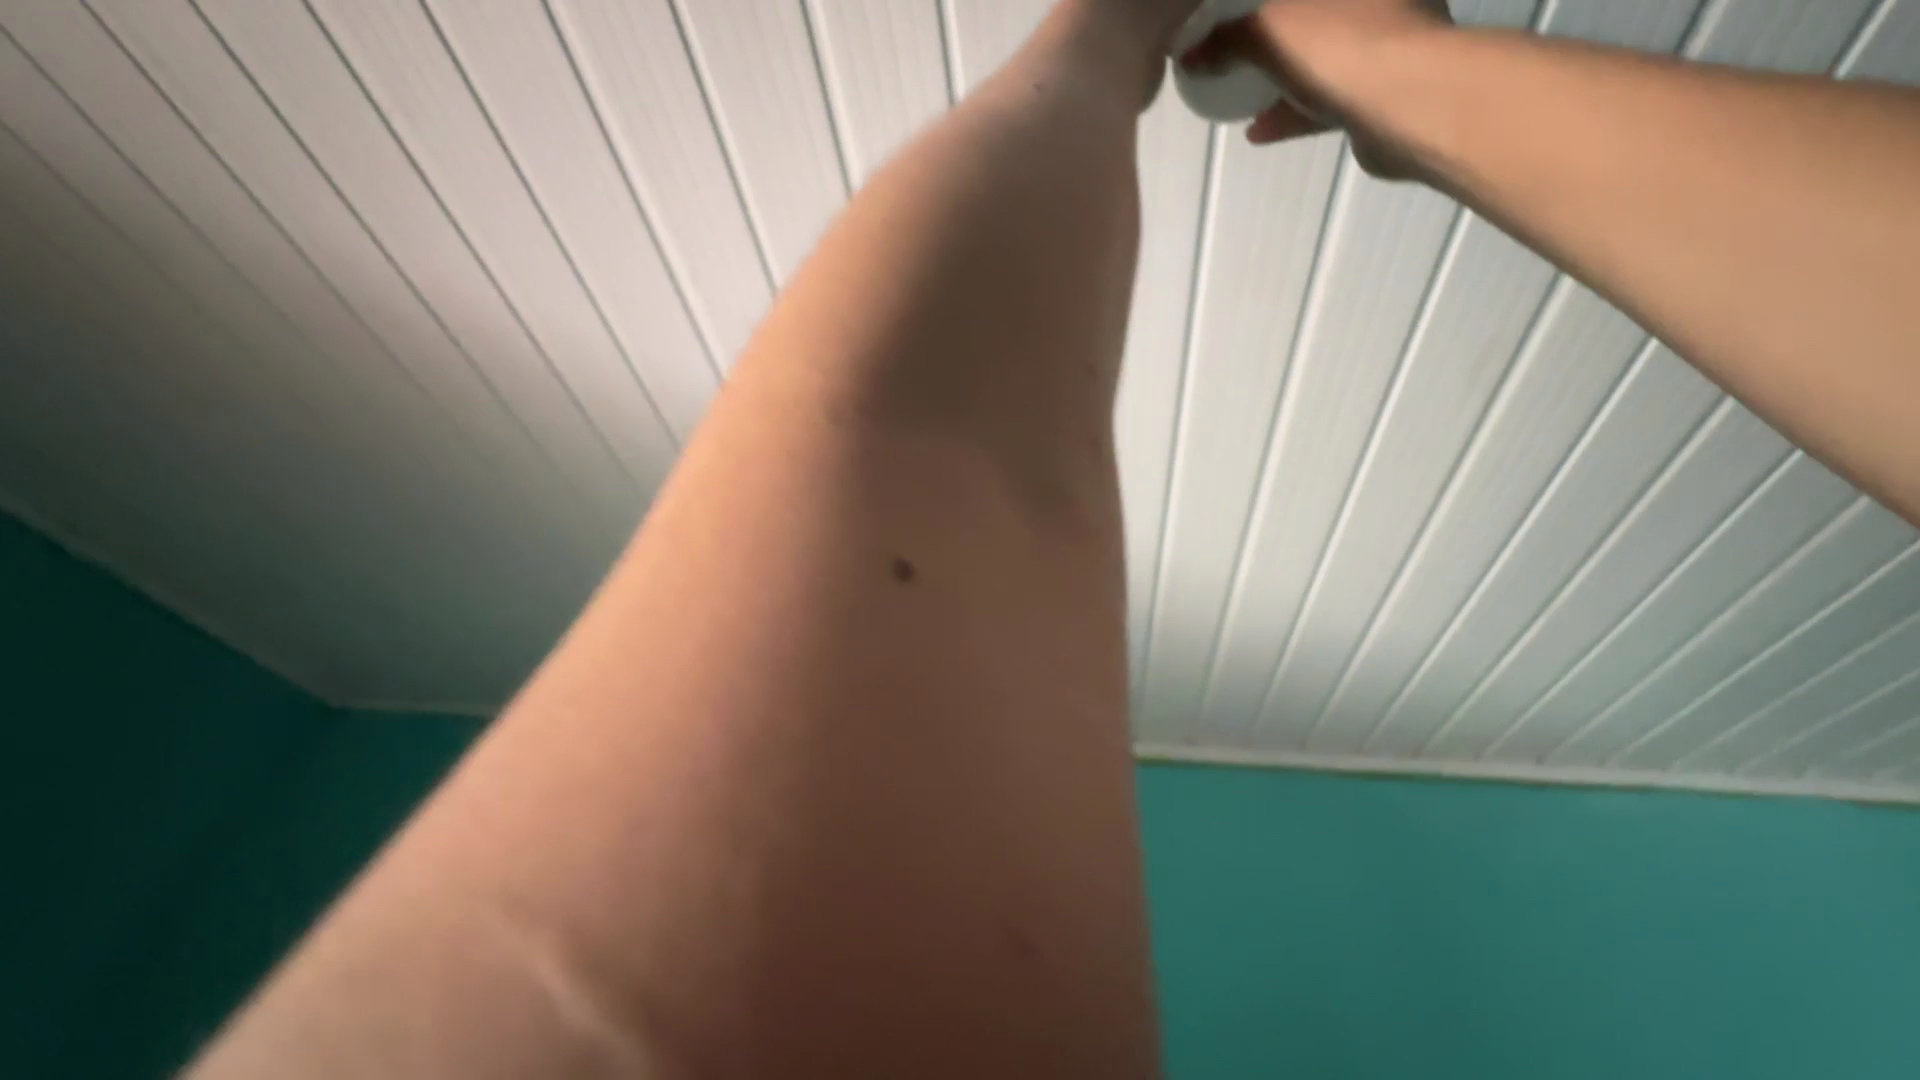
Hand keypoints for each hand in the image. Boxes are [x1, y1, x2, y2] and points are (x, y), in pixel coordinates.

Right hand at [1179, 0, 1451, 177]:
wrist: (1411, 104)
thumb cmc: (1342, 45)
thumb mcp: (1270, 32)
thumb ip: (1226, 39)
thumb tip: (1189, 54)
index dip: (1259, 3)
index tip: (1234, 14)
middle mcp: (1378, 0)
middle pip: (1316, 12)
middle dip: (1276, 33)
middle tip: (1237, 52)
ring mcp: (1387, 43)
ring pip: (1322, 56)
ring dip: (1280, 78)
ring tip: (1239, 97)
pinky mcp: (1384, 89)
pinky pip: (1328, 97)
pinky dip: (1292, 112)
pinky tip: (1258, 130)